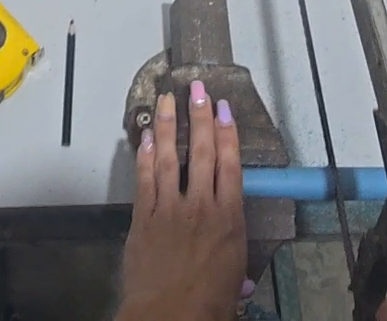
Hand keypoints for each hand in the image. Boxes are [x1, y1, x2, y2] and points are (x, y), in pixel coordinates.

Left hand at [116, 81, 248, 320]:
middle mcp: (200, 206)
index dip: (228, 134)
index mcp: (228, 219)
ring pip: (169, 157)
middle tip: (197, 88)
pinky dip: (144, 155)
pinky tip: (145, 136)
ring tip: (166, 98)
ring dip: (167, 125)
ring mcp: (169, 208)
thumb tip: (243, 276)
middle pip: (202, 153)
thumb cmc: (209, 307)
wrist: (168, 320)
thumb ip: (235, 263)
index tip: (224, 109)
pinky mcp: (143, 217)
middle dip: (199, 117)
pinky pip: (144, 178)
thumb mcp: (234, 280)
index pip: (230, 166)